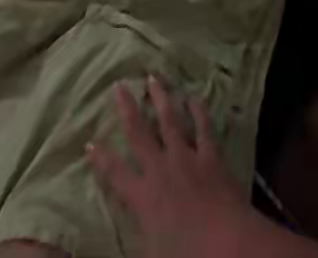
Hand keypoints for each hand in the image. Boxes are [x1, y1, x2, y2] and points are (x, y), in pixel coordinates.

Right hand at [86, 77, 256, 257]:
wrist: (228, 245)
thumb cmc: (187, 255)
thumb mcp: (150, 255)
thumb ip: (131, 245)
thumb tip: (109, 247)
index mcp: (143, 197)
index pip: (115, 174)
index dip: (101, 158)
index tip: (89, 142)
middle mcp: (160, 170)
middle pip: (139, 133)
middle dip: (127, 108)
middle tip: (119, 85)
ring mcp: (186, 159)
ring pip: (169, 121)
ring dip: (161, 99)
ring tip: (153, 78)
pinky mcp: (211, 157)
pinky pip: (203, 129)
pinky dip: (199, 112)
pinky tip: (194, 97)